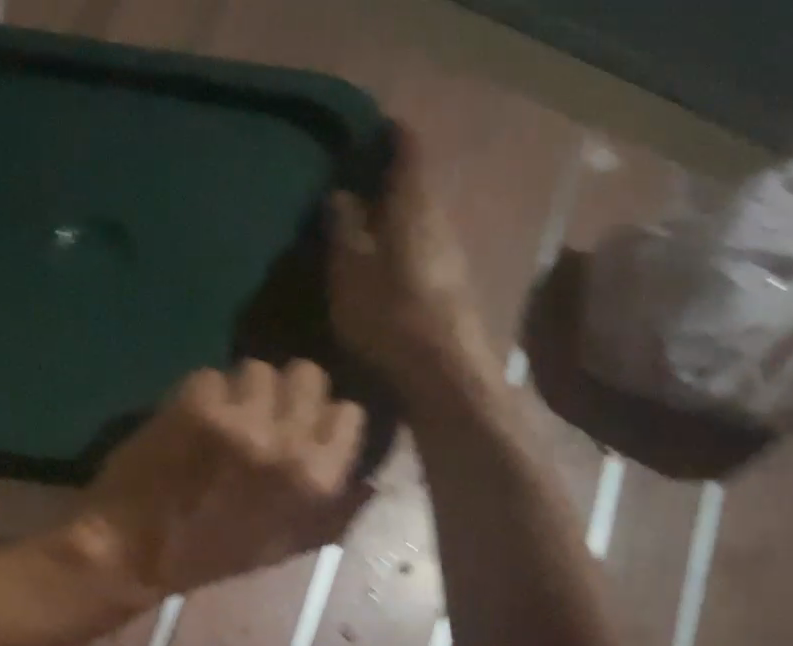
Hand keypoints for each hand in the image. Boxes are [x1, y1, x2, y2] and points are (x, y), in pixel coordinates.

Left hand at [61, 359, 371, 599]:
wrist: (131, 552)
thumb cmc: (205, 556)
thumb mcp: (281, 548)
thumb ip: (330, 513)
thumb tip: (370, 483)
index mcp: (318, 482)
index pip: (348, 413)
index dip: (318, 415)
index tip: (293, 426)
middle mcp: (289, 446)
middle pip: (307, 375)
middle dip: (281, 391)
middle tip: (253, 414)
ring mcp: (243, 422)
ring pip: (256, 368)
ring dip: (236, 389)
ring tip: (214, 420)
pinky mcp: (198, 407)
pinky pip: (209, 375)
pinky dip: (194, 395)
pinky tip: (181, 423)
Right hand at [328, 126, 498, 398]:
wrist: (443, 372)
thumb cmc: (388, 314)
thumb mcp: (349, 270)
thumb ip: (343, 230)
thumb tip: (341, 194)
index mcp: (414, 205)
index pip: (409, 152)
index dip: (392, 135)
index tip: (372, 126)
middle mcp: (440, 220)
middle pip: (416, 187)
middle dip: (389, 179)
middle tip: (355, 177)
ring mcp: (451, 255)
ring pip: (420, 220)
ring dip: (395, 215)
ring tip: (363, 220)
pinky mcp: (451, 287)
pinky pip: (422, 249)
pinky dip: (401, 244)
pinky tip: (383, 261)